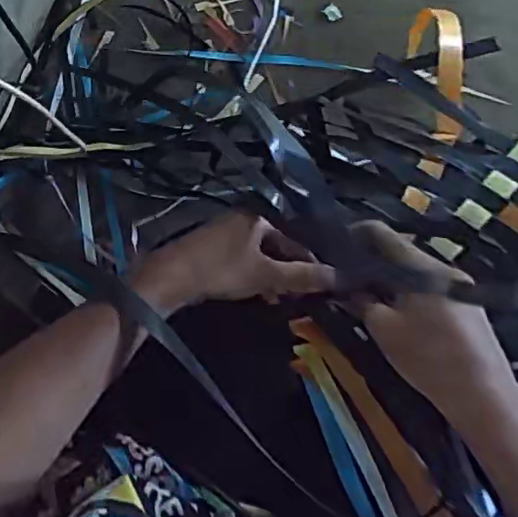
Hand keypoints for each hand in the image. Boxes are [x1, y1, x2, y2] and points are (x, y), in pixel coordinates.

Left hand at [130, 213, 334, 312]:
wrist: (175, 274)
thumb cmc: (223, 269)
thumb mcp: (268, 275)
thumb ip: (304, 276)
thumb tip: (342, 276)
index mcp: (255, 218)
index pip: (294, 243)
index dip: (310, 267)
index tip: (323, 291)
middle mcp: (239, 219)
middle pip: (275, 248)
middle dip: (288, 273)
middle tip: (300, 299)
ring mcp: (222, 231)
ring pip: (258, 256)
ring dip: (271, 277)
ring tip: (279, 299)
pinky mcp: (210, 246)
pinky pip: (241, 260)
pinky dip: (252, 275)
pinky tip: (256, 293)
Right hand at [350, 223, 517, 418]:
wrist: (489, 406)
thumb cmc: (429, 360)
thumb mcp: (380, 327)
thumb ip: (358, 297)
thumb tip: (344, 283)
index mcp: (423, 268)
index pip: (380, 232)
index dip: (352, 234)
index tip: (333, 249)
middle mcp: (445, 271)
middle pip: (398, 250)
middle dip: (370, 260)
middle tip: (346, 276)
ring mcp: (462, 290)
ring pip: (414, 270)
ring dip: (389, 277)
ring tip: (368, 295)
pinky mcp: (470, 309)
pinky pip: (429, 286)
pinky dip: (408, 291)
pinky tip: (397, 313)